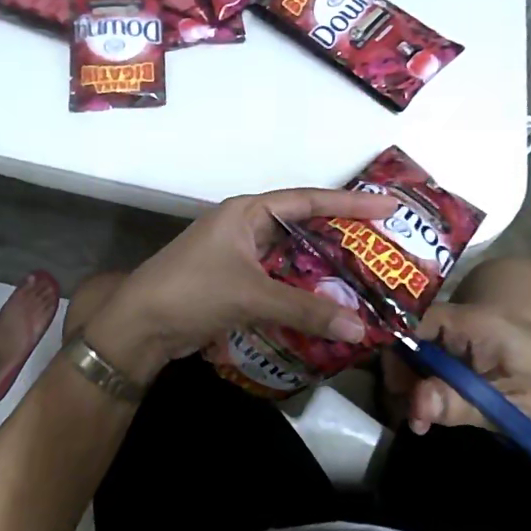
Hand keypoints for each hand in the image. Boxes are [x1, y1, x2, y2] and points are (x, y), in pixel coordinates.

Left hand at [82, 188, 399, 382]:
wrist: (141, 326)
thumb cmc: (192, 292)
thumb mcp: (251, 295)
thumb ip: (306, 310)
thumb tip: (359, 329)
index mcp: (248, 213)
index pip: (309, 201)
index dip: (351, 202)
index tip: (390, 206)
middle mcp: (246, 228)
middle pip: (304, 228)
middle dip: (341, 238)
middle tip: (383, 248)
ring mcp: (240, 256)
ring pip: (293, 259)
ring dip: (323, 271)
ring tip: (365, 280)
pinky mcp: (236, 284)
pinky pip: (280, 282)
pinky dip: (303, 294)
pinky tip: (329, 307)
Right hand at [380, 302, 530, 460]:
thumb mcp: (514, 409)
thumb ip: (457, 403)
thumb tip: (408, 406)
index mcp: (479, 323)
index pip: (415, 324)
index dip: (397, 355)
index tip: (397, 396)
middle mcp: (479, 325)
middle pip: (422, 341)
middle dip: (409, 378)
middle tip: (415, 422)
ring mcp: (491, 344)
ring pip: (439, 358)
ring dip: (427, 389)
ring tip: (428, 425)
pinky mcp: (502, 364)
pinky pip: (459, 370)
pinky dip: (447, 392)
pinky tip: (448, 417)